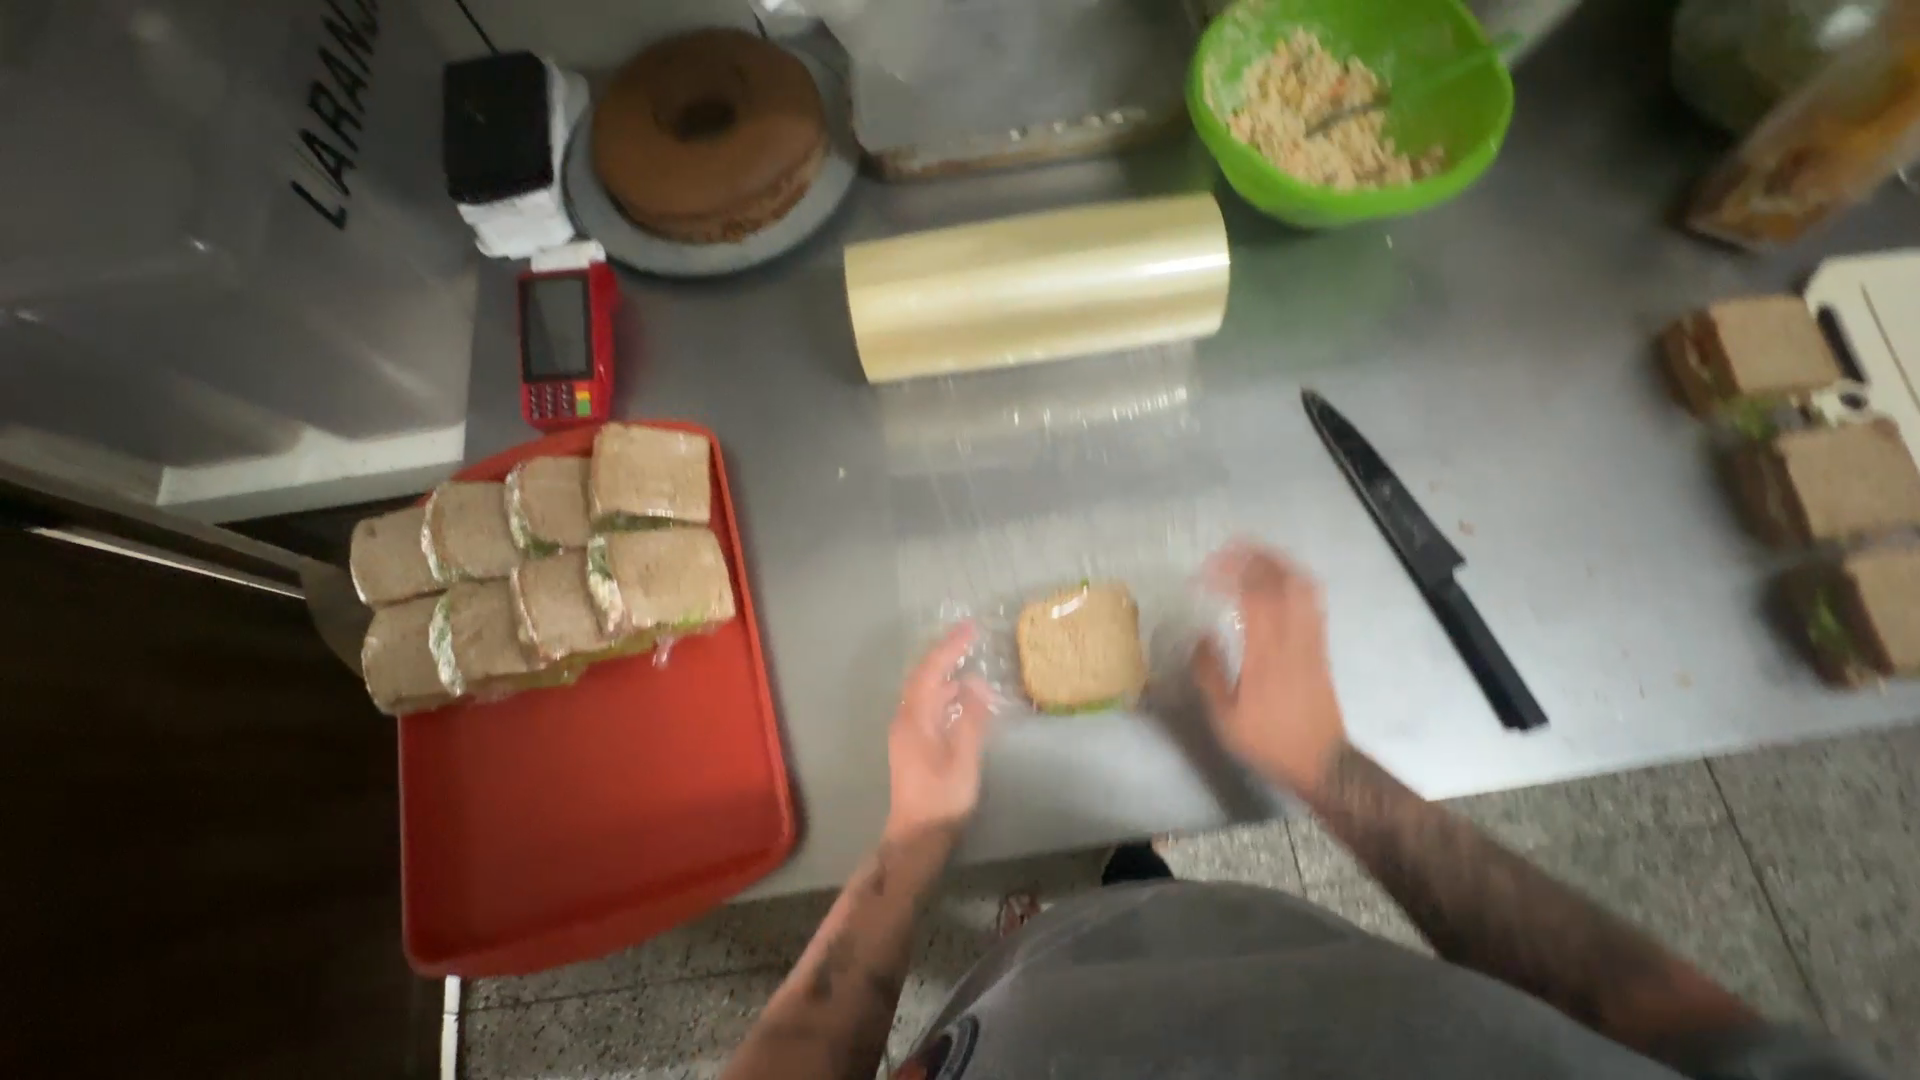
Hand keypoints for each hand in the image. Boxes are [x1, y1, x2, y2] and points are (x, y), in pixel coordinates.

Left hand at [885, 622, 994, 840]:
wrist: (916, 838)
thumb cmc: (942, 799)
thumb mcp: (964, 758)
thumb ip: (971, 719)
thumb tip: (976, 683)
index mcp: (914, 719)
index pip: (931, 671)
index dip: (950, 647)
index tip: (970, 628)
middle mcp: (905, 720)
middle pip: (923, 677)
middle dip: (945, 655)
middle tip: (971, 637)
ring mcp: (907, 733)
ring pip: (925, 693)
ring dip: (946, 676)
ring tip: (971, 664)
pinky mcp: (913, 745)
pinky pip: (928, 707)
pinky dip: (945, 695)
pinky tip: (964, 701)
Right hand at [1192, 543, 1346, 794]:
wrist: (1322, 762)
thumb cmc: (1269, 741)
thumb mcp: (1225, 717)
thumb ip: (1210, 674)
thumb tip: (1201, 637)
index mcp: (1265, 653)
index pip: (1253, 595)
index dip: (1229, 574)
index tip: (1203, 573)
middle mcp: (1293, 638)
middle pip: (1282, 581)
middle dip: (1254, 557)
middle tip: (1227, 552)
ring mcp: (1312, 640)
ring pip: (1302, 586)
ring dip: (1276, 564)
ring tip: (1251, 558)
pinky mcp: (1321, 648)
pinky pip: (1312, 602)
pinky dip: (1293, 581)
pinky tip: (1277, 583)